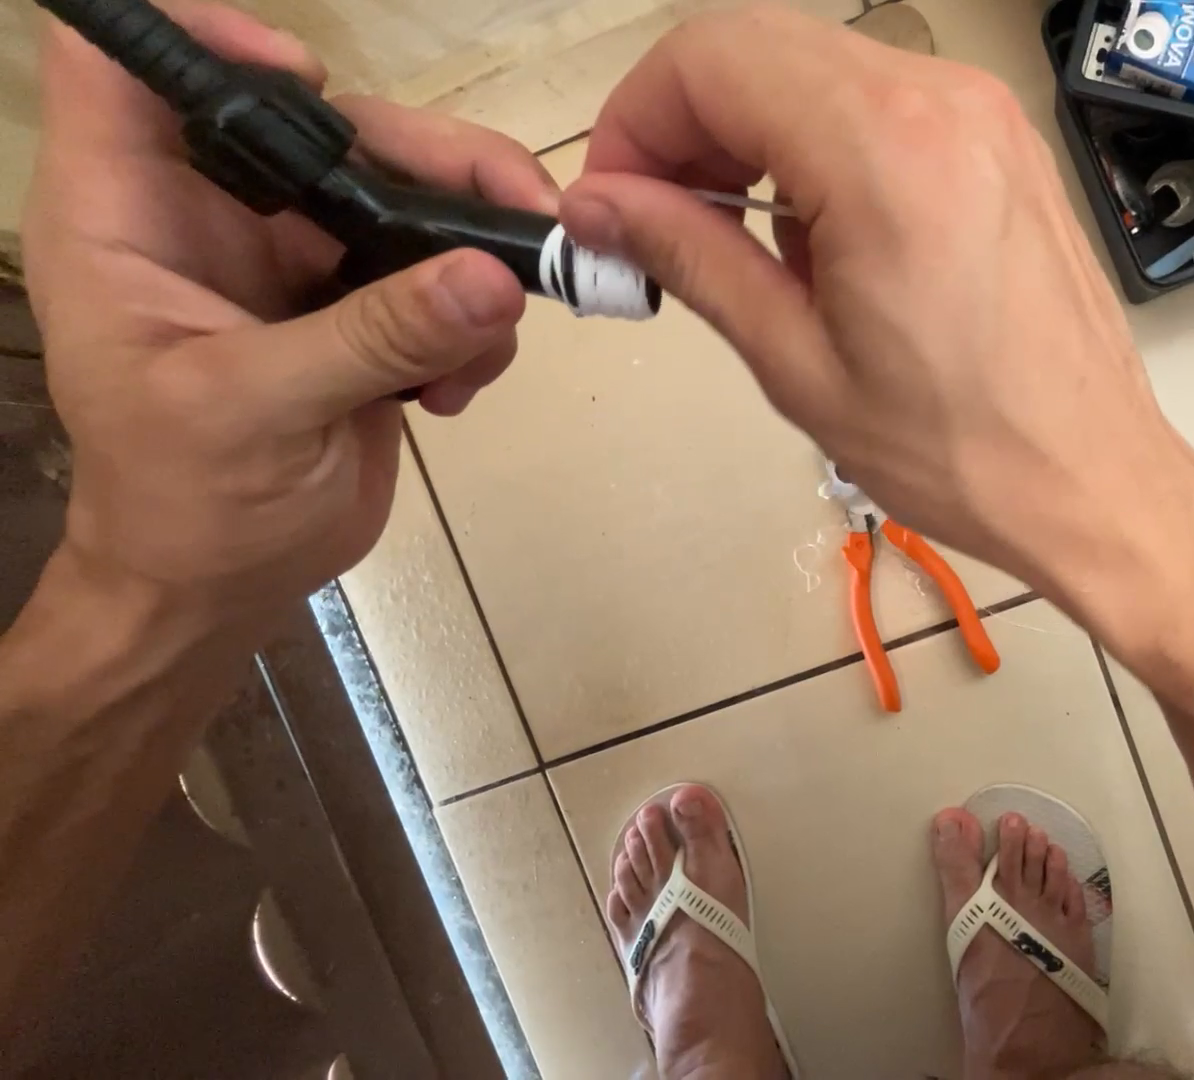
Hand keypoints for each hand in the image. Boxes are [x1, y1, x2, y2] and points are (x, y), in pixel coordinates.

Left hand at [24, 4, 555, 633]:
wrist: (236, 581)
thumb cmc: (195, 500)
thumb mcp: (267, 409)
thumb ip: (379, 337)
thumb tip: (496, 278)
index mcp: (143, 221)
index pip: (145, 75)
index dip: (219, 49)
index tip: (324, 81)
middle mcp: (235, 232)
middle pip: (339, 144)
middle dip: (439, 172)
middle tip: (531, 216)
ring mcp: (318, 283)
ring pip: (417, 224)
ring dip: (477, 271)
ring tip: (481, 353)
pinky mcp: (380, 332)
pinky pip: (451, 300)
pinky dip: (476, 339)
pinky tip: (454, 396)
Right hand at [559, 5, 1193, 642]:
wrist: (1092, 483)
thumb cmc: (960, 453)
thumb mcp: (803, 368)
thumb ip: (697, 261)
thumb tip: (607, 208)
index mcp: (885, 152)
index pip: (712, 58)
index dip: (639, 121)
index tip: (619, 202)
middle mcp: (946, 105)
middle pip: (768, 51)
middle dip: (695, 129)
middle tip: (671, 227)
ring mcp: (991, 124)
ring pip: (830, 78)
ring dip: (765, 145)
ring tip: (762, 256)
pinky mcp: (1012, 156)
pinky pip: (893, 115)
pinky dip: (834, 156)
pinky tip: (836, 246)